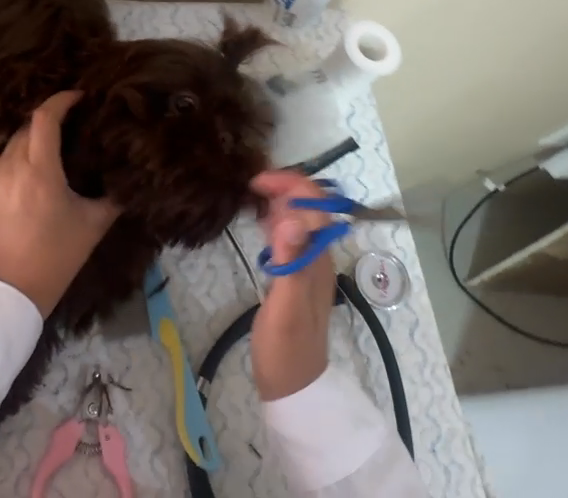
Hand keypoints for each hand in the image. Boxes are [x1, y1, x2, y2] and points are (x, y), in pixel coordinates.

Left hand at [0, 91, 120, 314]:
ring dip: (28, 130)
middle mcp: (14, 164)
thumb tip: (129, 176)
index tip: (78, 97)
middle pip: (29, 124)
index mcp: (42, 169)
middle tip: (70, 120)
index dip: (62, 100)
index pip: (46, 117)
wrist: (17, 285)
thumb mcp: (94, 223)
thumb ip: (113, 195)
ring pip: (10, 136)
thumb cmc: (59, 253)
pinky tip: (8, 144)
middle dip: (50, 117)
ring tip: (43, 135)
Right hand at [250, 170, 336, 400]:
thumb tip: (292, 219)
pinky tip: (256, 220)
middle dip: (284, 186)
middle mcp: (317, 254)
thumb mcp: (285, 306)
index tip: (257, 181)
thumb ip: (290, 262)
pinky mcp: (294, 272)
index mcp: (318, 258)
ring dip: (279, 199)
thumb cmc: (286, 348)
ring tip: (249, 195)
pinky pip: (289, 234)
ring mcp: (307, 263)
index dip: (291, 183)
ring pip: (299, 217)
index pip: (314, 205)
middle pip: (309, 206)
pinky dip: (275, 219)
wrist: (293, 385)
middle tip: (249, 186)